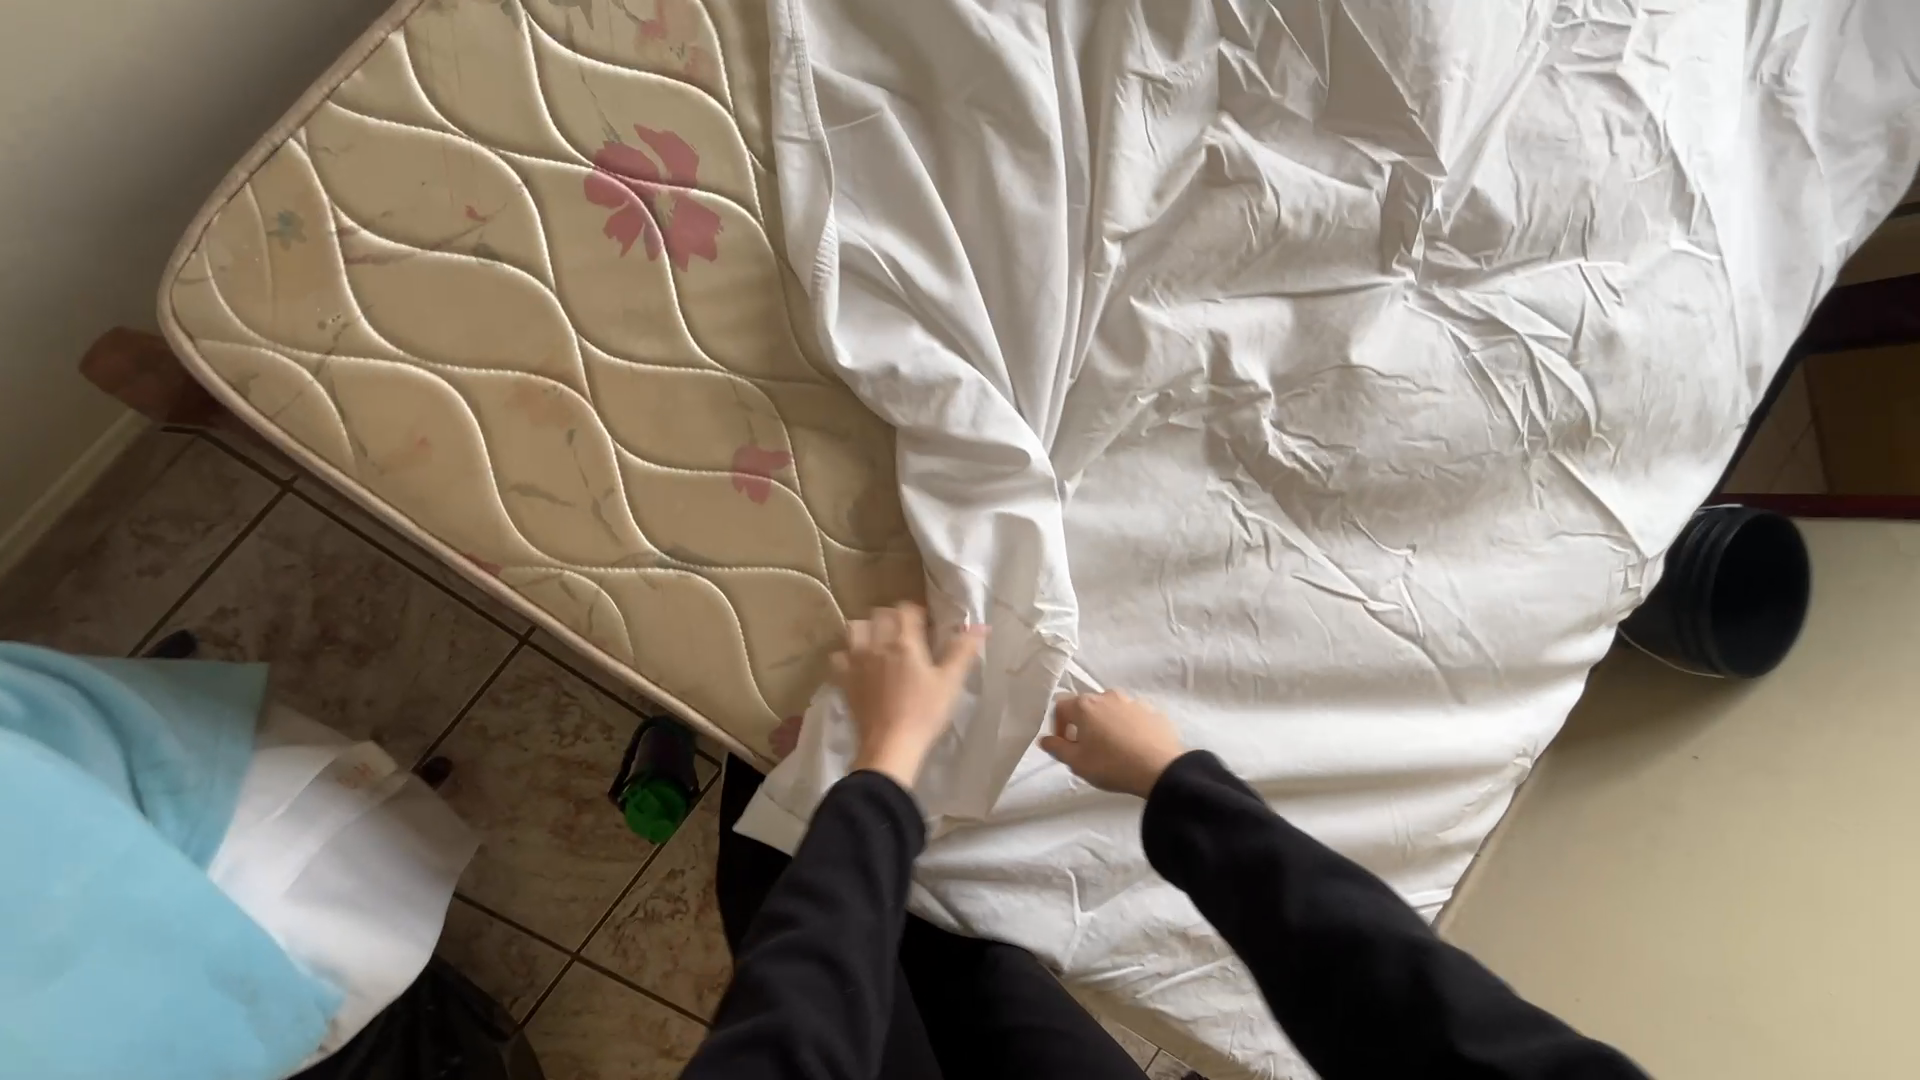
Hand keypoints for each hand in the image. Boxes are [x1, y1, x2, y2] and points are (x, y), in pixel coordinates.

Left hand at [833, 602, 986, 788]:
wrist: (891, 746)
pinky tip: (858, 665)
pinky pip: (838, 657)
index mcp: (905, 642)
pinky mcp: (844, 681)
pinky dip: (847, 655)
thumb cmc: (925, 713)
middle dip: (892, 617)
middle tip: (906, 633)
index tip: (927, 623)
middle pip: (879, 615)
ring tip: (879, 643)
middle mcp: (877, 645)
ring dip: (867, 630)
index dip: (917, 611)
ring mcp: (857, 662)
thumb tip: (981, 626)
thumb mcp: (951, 682)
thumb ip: (963, 651)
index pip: (906, 609)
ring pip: (855, 629)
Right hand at [1040, 691, 1184, 797]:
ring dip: (1105, 724)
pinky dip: (1127, 727)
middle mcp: (1107, 697)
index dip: (1057, 726)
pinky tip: (1132, 747)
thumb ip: (1057, 748)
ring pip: (1110, 710)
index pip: (1060, 706)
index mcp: (1085, 705)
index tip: (1064, 745)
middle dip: (1081, 724)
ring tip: (1111, 748)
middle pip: (1086, 706)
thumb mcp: (1077, 762)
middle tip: (1086, 748)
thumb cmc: (1111, 764)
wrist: (1160, 768)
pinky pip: (1132, 717)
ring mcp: (1132, 702)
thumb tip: (1044, 739)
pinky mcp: (1152, 712)